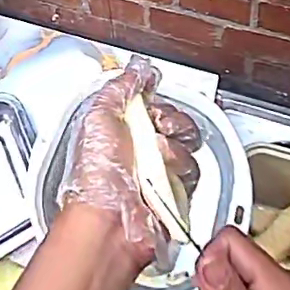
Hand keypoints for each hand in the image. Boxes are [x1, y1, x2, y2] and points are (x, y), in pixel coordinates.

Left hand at [59, 60, 200, 268]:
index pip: (155, 103)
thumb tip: (142, 69)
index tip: (151, 105)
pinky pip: (193, 170)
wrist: (109, 220)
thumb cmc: (96, 174)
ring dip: (173, 147)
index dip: (157, 101)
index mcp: (124, 128)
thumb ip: (122, 86)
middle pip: (177, 120)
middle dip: (171, 121)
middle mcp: (143, 148)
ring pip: (188, 143)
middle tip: (156, 129)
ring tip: (155, 157)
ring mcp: (160, 170)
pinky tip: (162, 176)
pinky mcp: (176, 191)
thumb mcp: (99, 114)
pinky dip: (180, 170)